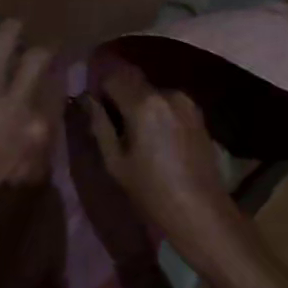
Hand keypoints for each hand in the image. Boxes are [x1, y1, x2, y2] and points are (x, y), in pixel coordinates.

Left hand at [0, 19, 57, 203]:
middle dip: (43, 47)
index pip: (60, 85)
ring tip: (15, 23)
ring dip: (8, 32)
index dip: (65, 69)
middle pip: (37, 61)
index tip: (67, 63)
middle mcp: (20, 106)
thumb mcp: (47, 168)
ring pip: (0, 54)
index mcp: (45, 125)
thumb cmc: (16, 199)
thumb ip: (51, 136)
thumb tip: (52, 115)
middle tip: (44, 45)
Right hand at [83, 68, 235, 238]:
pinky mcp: (198, 114)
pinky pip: (167, 103)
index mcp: (144, 103)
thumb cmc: (151, 191)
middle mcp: (167, 93)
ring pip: (151, 92)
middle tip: (110, 123)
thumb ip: (99, 124)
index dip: (99, 88)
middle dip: (118, 95)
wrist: (201, 211)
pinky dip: (156, 112)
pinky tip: (155, 139)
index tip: (94, 108)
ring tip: (134, 134)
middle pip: (133, 81)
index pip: (112, 76)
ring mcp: (187, 102)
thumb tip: (86, 99)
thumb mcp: (115, 161)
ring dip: (138, 104)